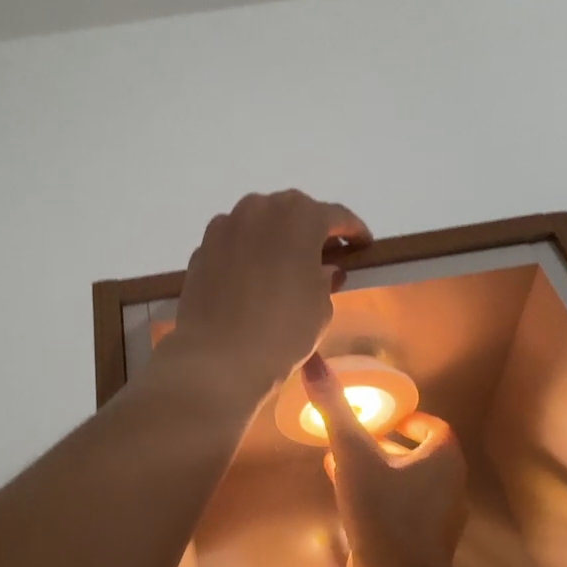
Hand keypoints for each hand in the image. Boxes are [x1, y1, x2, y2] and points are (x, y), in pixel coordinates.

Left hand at [163, 191, 370, 399]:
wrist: (218, 357)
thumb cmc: (283, 330)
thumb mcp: (321, 306)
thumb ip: (325, 278)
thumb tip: (322, 270)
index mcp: (299, 217)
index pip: (336, 216)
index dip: (353, 232)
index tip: (363, 245)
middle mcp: (260, 209)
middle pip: (293, 212)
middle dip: (310, 229)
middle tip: (324, 255)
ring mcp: (226, 225)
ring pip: (260, 222)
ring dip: (276, 237)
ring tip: (287, 264)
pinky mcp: (203, 246)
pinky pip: (235, 241)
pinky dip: (249, 251)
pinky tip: (254, 276)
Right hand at [305, 355, 467, 566]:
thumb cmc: (384, 511)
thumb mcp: (353, 453)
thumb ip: (335, 408)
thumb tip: (312, 360)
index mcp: (444, 460)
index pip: (433, 428)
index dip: (408, 419)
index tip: (378, 417)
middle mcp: (448, 488)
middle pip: (418, 456)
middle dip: (386, 445)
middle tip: (353, 437)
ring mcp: (435, 522)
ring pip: (406, 486)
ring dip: (377, 473)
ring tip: (339, 465)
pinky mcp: (418, 547)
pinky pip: (396, 512)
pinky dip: (375, 500)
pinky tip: (343, 501)